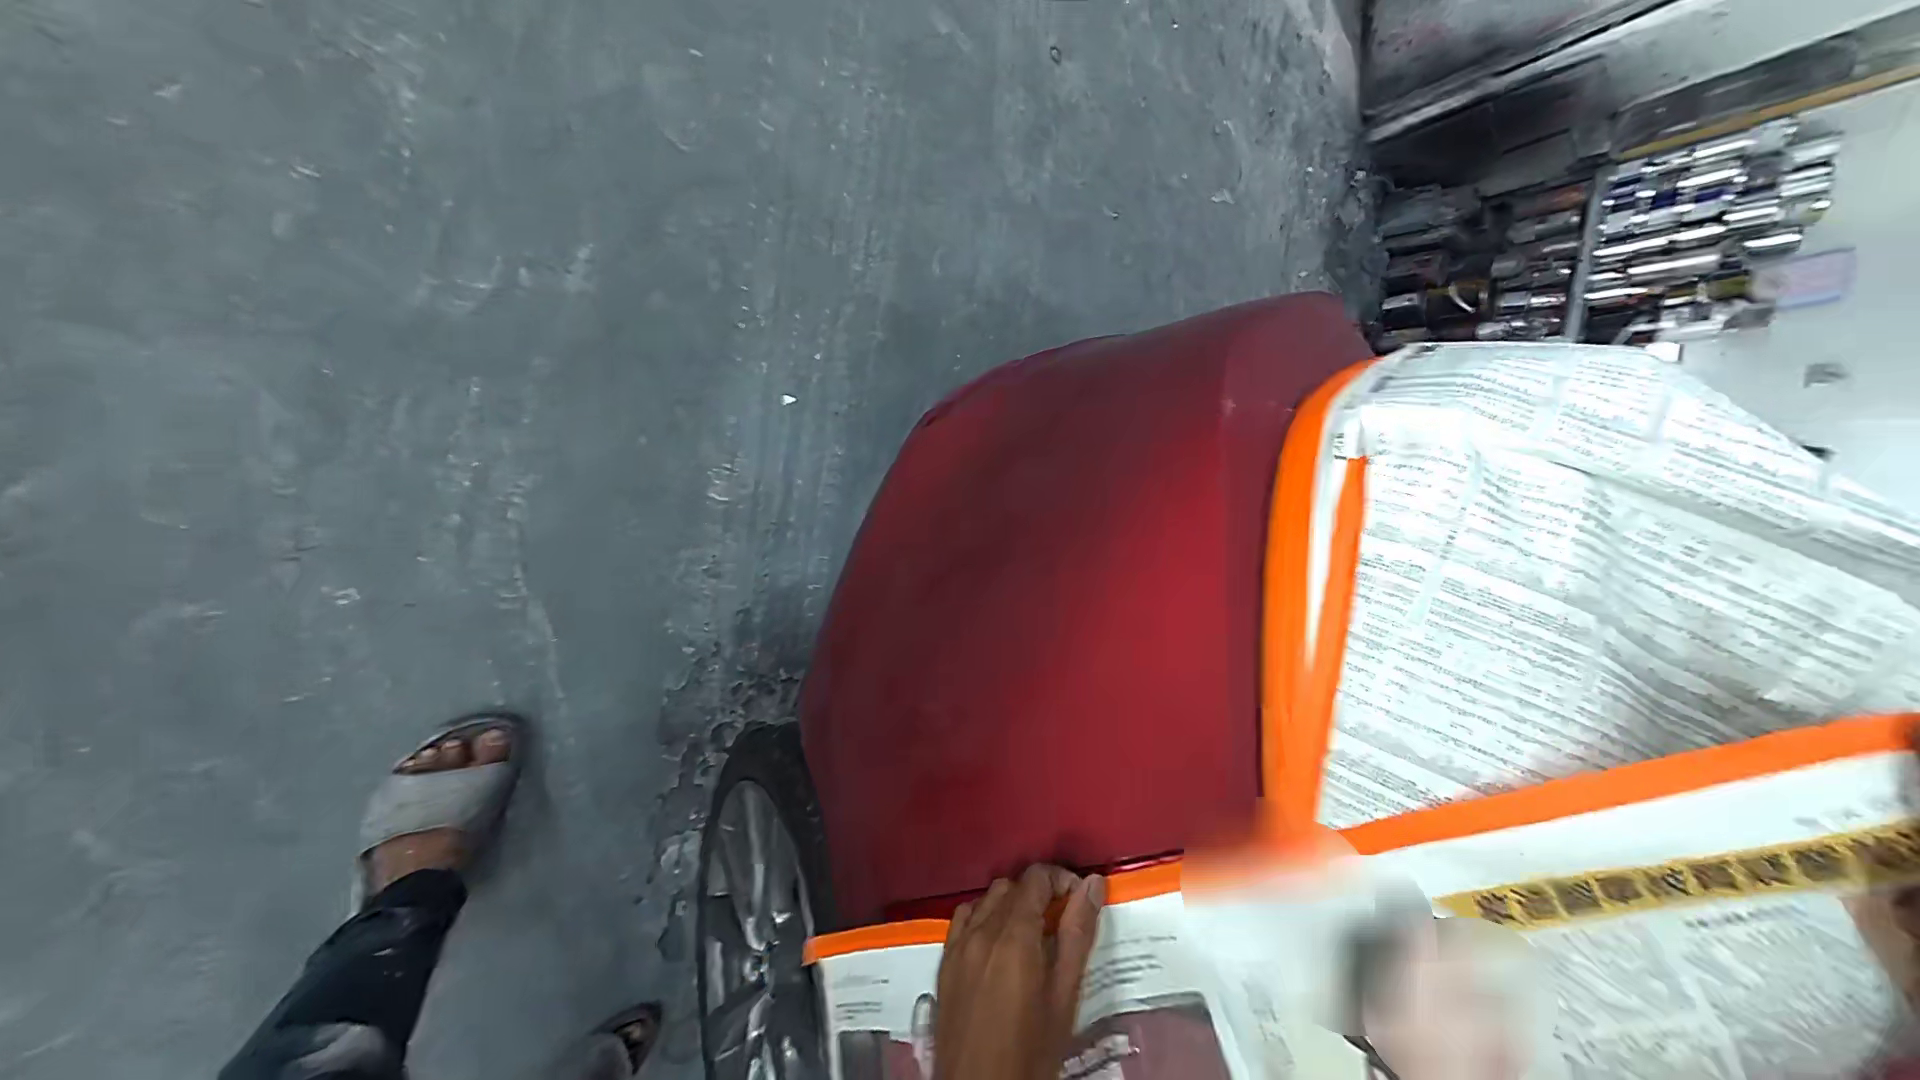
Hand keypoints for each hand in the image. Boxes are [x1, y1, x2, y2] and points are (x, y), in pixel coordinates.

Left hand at [932, 865, 1106, 1079]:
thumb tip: (1092, 885)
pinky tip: (997, 939)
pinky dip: (984, 915)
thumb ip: (1078, 934)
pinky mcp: (945, 960)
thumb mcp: (1065, 996)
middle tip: (1062, 920)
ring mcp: (959, 943)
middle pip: (1013, 885)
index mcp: (1014, 936)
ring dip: (1013, 903)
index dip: (1062, 880)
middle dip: (1040, 892)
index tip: (1079, 899)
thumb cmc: (1031, 1051)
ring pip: (988, 898)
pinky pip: (964, 917)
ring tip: (1033, 932)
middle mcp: (982, 930)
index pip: (1036, 878)